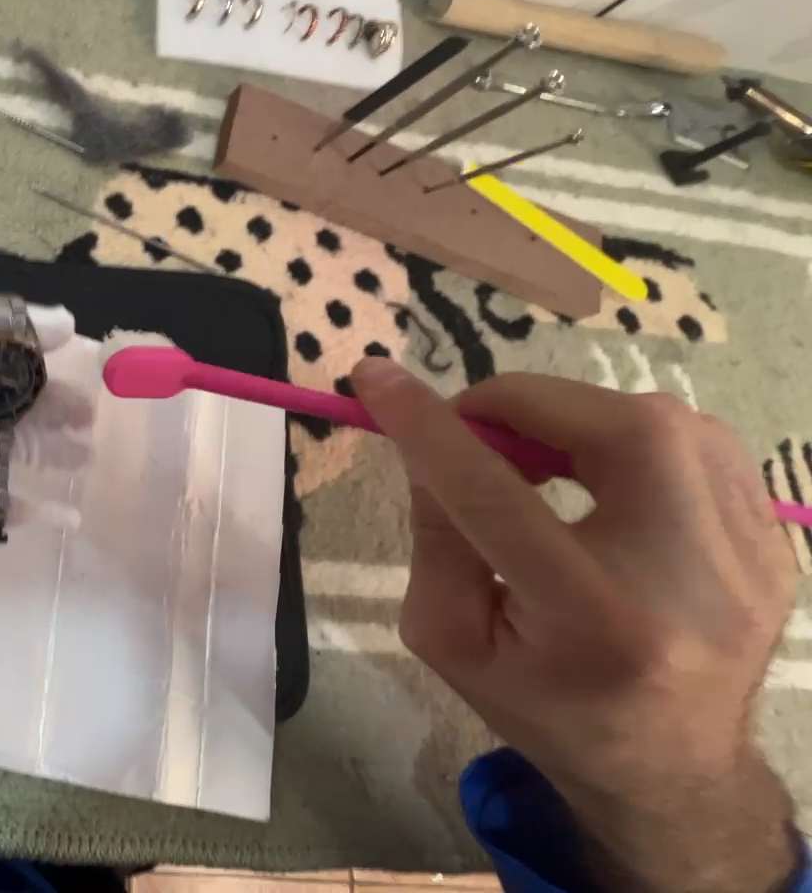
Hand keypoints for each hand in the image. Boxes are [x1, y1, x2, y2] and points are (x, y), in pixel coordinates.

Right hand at [350, 359, 799, 892]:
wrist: (667, 767)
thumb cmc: (534, 702)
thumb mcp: (443, 631)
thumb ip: (435, 533)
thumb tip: (431, 445)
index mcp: (592, 621)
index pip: (496, 495)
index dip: (426, 426)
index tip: (372, 375)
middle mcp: (695, 582)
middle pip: (624, 433)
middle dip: (520, 402)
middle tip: (466, 425)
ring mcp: (756, 559)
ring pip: (669, 422)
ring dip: (569, 414)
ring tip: (522, 451)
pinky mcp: (775, 543)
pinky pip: (697, 443)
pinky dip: (616, 432)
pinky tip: (581, 467)